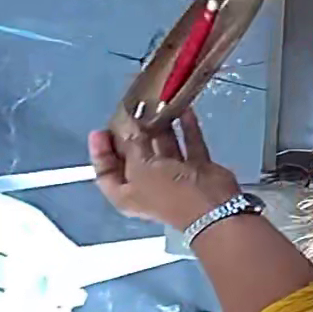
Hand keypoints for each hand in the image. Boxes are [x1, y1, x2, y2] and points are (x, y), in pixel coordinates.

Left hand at [89, 110, 241, 228]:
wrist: (212, 205)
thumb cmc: (169, 192)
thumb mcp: (141, 169)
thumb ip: (133, 145)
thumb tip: (131, 127)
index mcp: (127, 193)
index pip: (107, 171)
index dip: (101, 151)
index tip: (101, 131)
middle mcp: (148, 185)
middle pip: (136, 156)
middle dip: (133, 135)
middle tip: (131, 112)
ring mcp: (175, 176)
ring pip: (164, 148)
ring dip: (160, 129)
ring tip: (156, 107)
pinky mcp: (198, 168)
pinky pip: (189, 145)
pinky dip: (187, 129)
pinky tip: (182, 111)